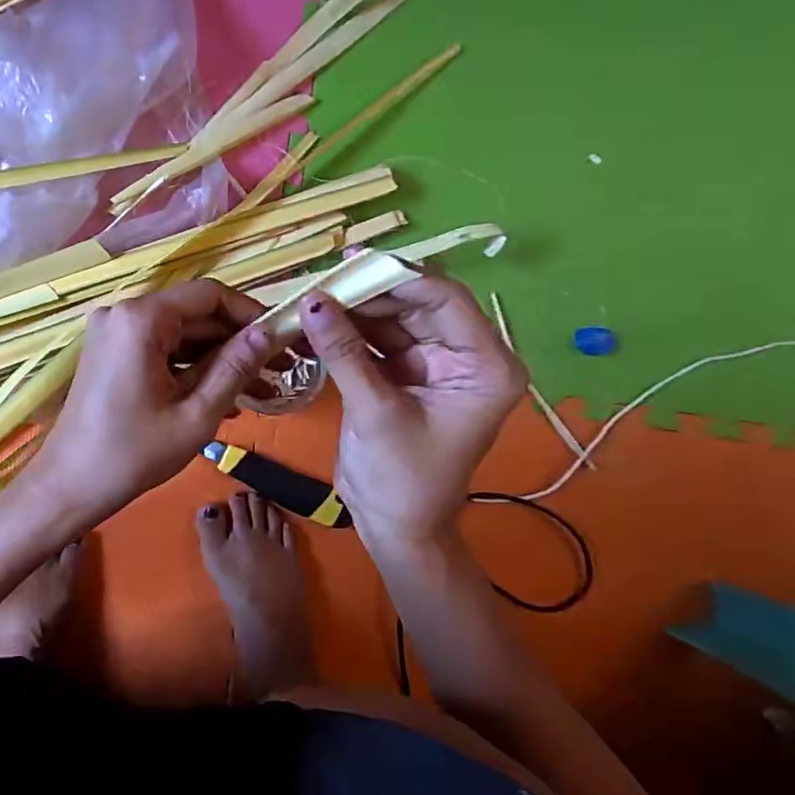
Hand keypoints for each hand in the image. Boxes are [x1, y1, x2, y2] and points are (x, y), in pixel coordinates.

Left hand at [27, 280, 276, 524]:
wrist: (69, 486)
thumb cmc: (133, 454)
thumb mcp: (196, 415)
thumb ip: (235, 368)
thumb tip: (268, 333)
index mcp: (140, 319)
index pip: (209, 295)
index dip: (250, 313)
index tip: (282, 338)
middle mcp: (122, 314)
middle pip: (194, 315)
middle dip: (237, 342)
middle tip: (280, 370)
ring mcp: (112, 333)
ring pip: (179, 335)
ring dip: (218, 360)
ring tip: (260, 392)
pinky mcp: (110, 354)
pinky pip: (159, 350)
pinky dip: (189, 369)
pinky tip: (223, 398)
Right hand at [299, 270, 524, 554]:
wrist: (393, 527)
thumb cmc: (401, 479)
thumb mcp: (374, 412)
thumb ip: (344, 352)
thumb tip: (311, 301)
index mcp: (485, 366)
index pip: (444, 300)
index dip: (396, 278)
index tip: (347, 267)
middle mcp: (464, 357)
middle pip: (415, 305)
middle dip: (367, 294)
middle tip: (320, 283)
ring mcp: (431, 365)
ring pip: (390, 320)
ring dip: (351, 312)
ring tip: (309, 301)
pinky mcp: (402, 375)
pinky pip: (374, 342)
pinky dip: (345, 335)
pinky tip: (312, 325)